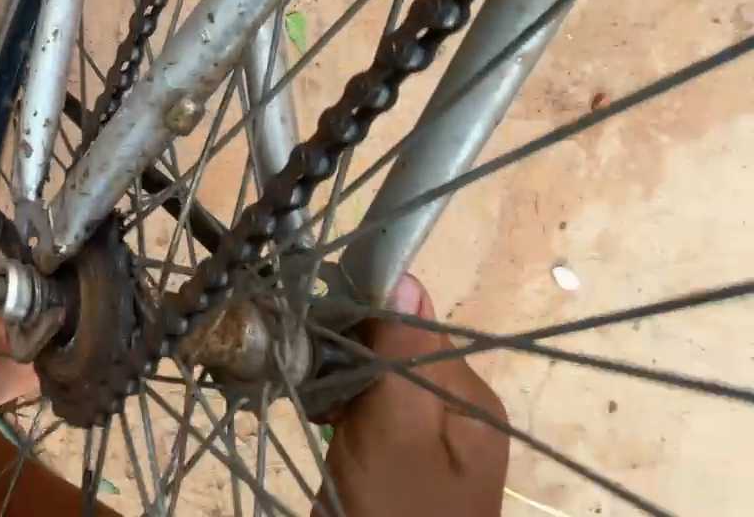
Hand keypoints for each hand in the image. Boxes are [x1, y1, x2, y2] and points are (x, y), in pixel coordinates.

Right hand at [325, 275, 509, 516]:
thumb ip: (401, 352)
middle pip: (382, 340)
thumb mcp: (396, 427)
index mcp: (466, 394)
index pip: (408, 319)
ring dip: (326, 371)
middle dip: (335, 344)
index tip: (312, 321)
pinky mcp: (389, 443)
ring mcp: (419, 426)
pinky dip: (327, 396)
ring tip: (304, 391)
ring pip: (362, 366)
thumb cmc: (398, 507)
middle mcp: (449, 402)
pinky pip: (355, 396)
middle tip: (303, 366)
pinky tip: (312, 414)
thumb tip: (404, 277)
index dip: (357, 310)